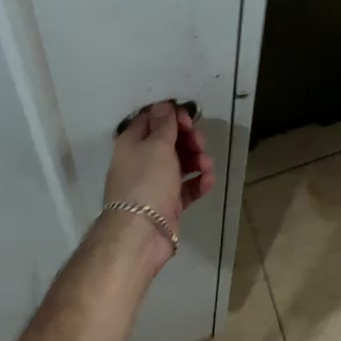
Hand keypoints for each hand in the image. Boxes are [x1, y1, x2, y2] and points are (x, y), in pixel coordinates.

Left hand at [104, 101, 216, 231]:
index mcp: (132, 143)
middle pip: (169, 142)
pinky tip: (208, 181)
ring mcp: (154, 184)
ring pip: (180, 164)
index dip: (171, 116)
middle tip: (200, 143)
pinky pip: (186, 187)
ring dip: (197, 160)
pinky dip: (198, 182)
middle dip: (189, 140)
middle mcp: (141, 161)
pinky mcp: (167, 204)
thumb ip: (164, 124)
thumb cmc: (147, 181)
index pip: (152, 120)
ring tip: (207, 165)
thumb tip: (162, 105)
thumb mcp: (157, 146)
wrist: (140, 235)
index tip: (188, 120)